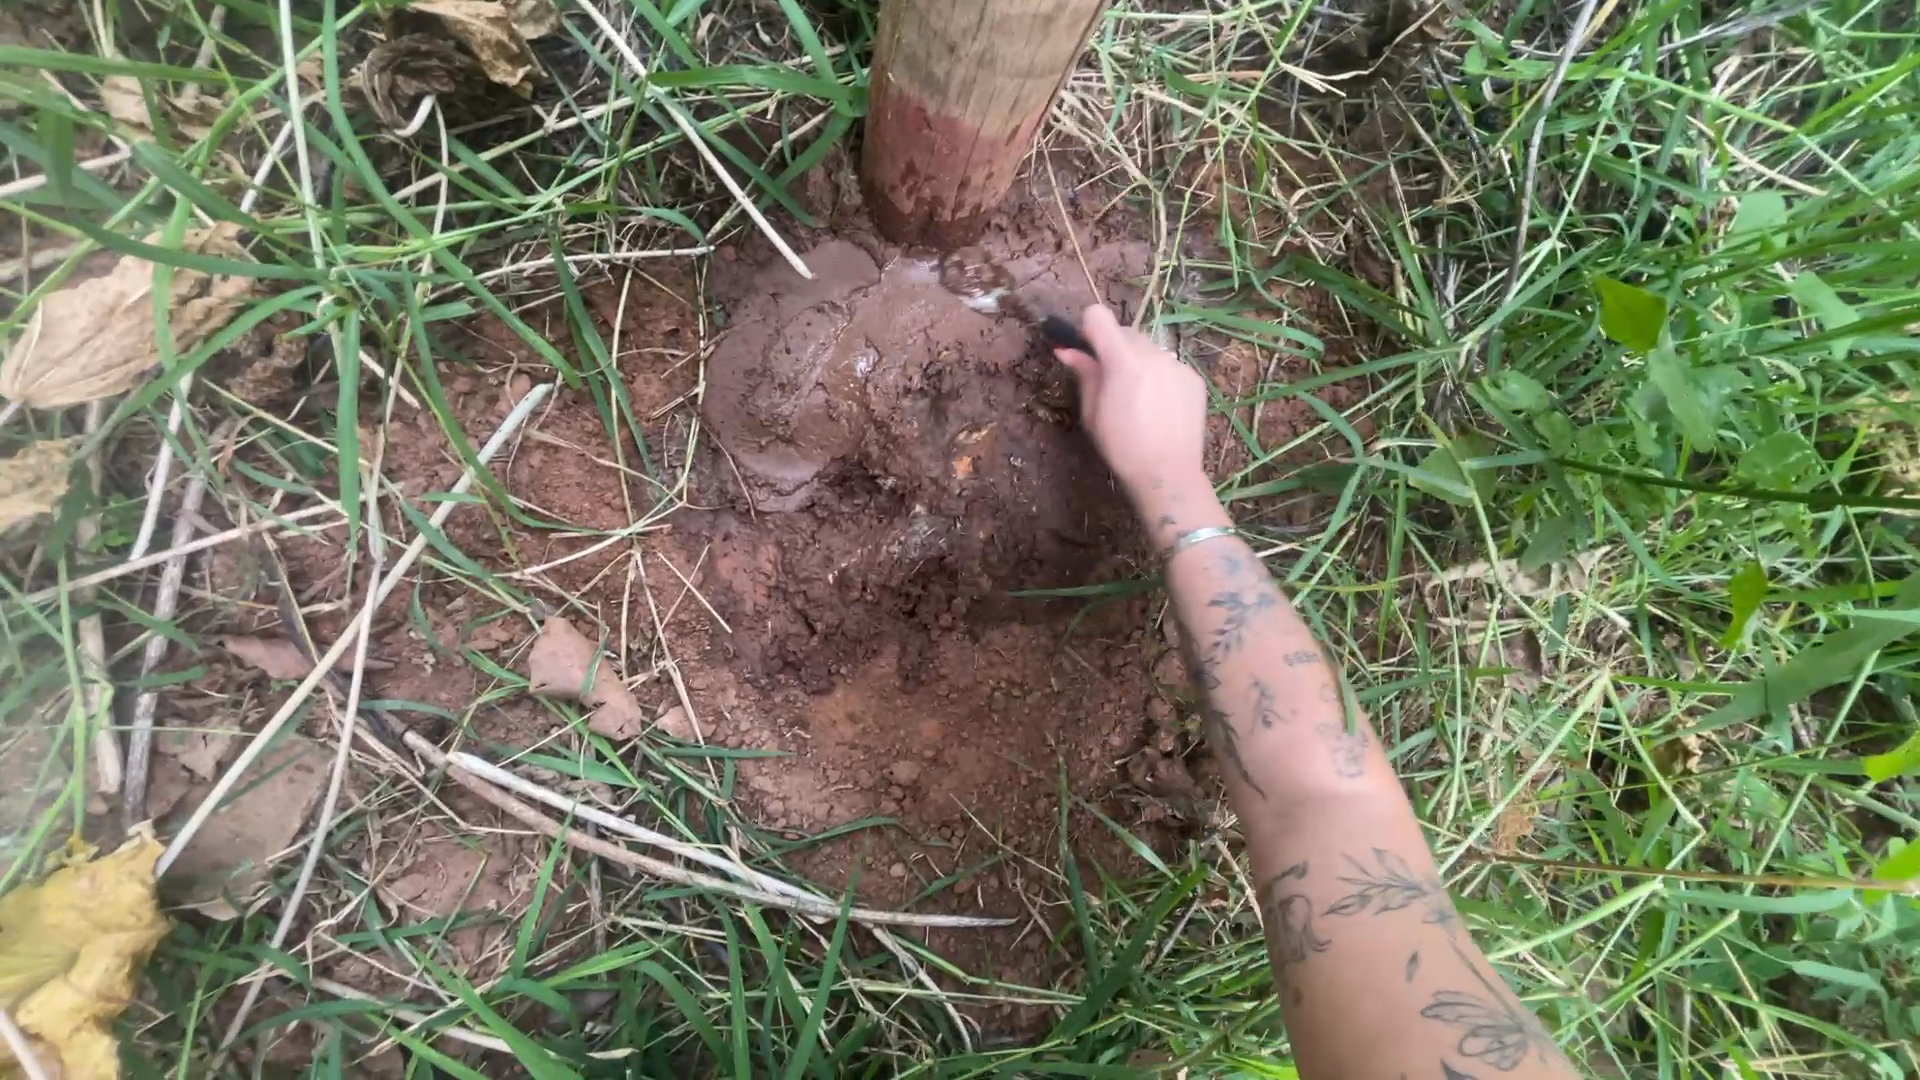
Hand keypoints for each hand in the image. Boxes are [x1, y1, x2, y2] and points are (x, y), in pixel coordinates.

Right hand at [1054, 305, 1210, 508]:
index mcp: (1123, 361)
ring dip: (1137, 362)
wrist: (1167, 472)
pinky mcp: (1193, 378)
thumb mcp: (1093, 413)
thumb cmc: (1121, 447)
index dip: (1087, 329)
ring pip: (1148, 349)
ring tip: (1136, 398)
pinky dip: (1158, 376)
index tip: (1085, 349)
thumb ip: (1085, 374)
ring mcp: (1177, 364)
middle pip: (1125, 332)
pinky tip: (1158, 406)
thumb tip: (1067, 350)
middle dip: (1113, 348)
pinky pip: (1168, 366)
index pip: (1098, 317)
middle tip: (1108, 381)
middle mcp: (1154, 354)